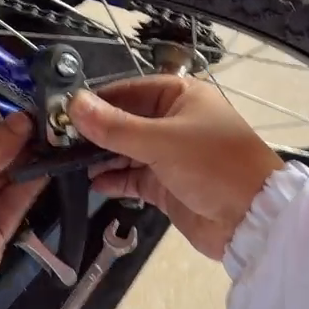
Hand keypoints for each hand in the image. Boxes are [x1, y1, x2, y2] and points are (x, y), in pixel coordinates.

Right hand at [70, 78, 282, 259]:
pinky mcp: (167, 184)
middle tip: (56, 141)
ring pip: (127, 150)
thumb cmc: (212, 165)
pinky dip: (115, 179)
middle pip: (126, 120)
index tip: (61, 112)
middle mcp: (175, 121)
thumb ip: (115, 127)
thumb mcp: (162, 142)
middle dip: (95, 131)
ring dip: (102, 156)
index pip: (130, 90)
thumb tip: (74, 104)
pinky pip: (134, 177)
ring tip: (66, 163)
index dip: (97, 100)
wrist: (251, 219)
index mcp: (182, 96)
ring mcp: (171, 154)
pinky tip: (92, 183)